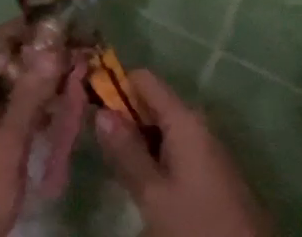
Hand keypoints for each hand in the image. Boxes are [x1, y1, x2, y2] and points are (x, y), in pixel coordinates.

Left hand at [0, 21, 65, 236]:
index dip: (27, 31)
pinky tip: (40, 120)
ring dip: (25, 87)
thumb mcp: (8, 146)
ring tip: (63, 88)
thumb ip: (30, 95)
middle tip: (70, 62)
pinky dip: (12, 109)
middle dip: (31, 60)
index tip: (62, 29)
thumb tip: (52, 45)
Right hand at [94, 71, 270, 236]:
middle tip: (97, 141)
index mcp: (185, 120)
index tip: (89, 104)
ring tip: (115, 163)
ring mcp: (208, 147)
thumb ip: (126, 152)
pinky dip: (157, 156)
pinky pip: (177, 148)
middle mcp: (199, 123)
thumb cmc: (196, 224)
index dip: (115, 86)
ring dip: (140, 140)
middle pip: (154, 103)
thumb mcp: (153, 194)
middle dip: (125, 118)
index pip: (144, 80)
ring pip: (164, 129)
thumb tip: (102, 112)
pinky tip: (144, 180)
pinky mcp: (213, 170)